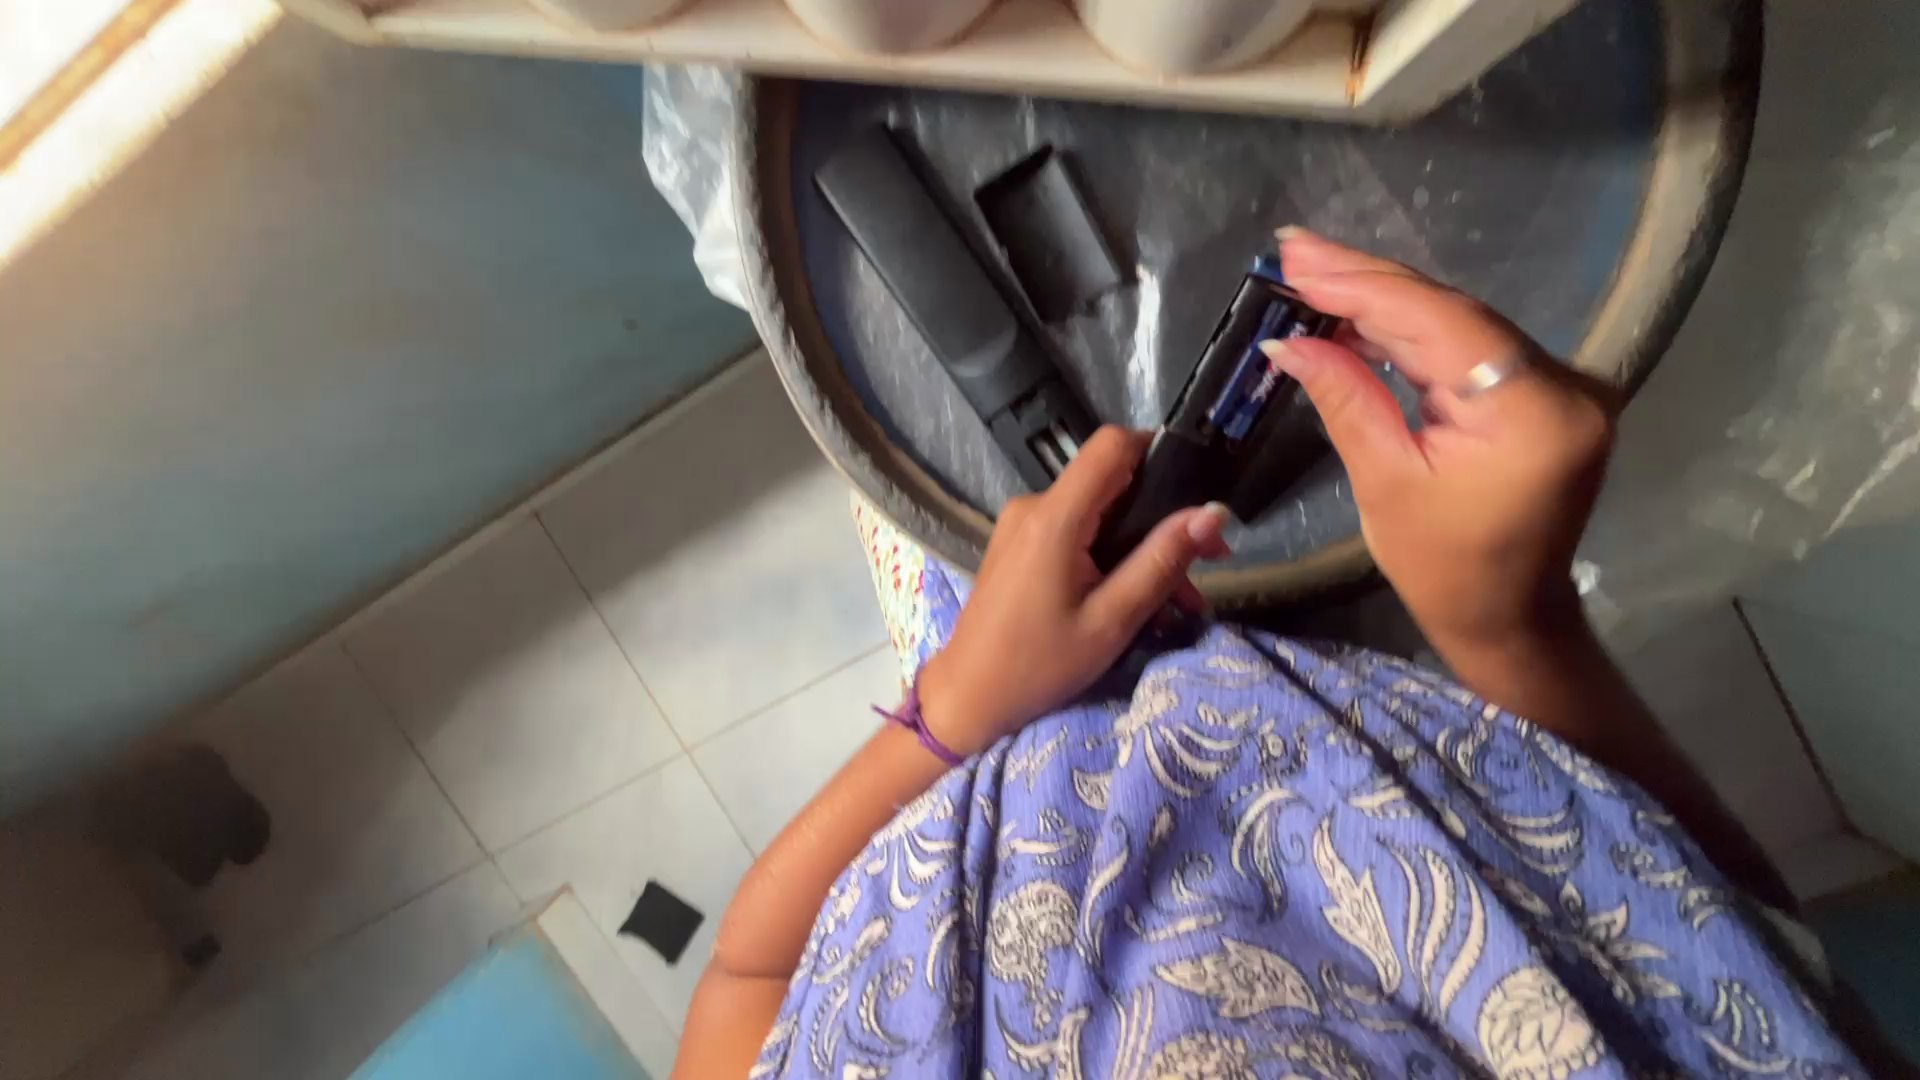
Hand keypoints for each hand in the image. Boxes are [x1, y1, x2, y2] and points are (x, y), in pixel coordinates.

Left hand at [917, 427, 1230, 755]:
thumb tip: (1214, 513)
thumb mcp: (1112, 620)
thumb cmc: (1039, 665)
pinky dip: (1110, 558)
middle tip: (1207, 563)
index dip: (1159, 455)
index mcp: (1054, 517)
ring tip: (1178, 602)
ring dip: (1141, 548)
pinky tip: (1135, 600)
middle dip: (1162, 519)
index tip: (1195, 495)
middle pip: (1111, 482)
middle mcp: (1034, 506)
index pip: (1113, 445)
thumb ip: (1162, 561)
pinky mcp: (1019, 544)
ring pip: (1098, 513)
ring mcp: (1022, 524)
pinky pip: (1076, 533)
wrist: (969, 695)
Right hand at [1260, 228, 1613, 654]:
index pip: (1438, 323)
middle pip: (1449, 311)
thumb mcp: (1383, 483)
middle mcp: (1560, 381)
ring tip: (1310, 271)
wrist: (1507, 613)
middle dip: (1365, 281)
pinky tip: (1355, 312)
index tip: (1298, 259)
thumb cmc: (1441, 566)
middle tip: (1294, 250)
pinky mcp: (1537, 390)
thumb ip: (1344, 400)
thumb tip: (1289, 344)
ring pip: (1454, 323)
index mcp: (1529, 411)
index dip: (1362, 288)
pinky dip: (1405, 331)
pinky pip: (1463, 347)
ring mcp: (1556, 382)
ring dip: (1379, 299)